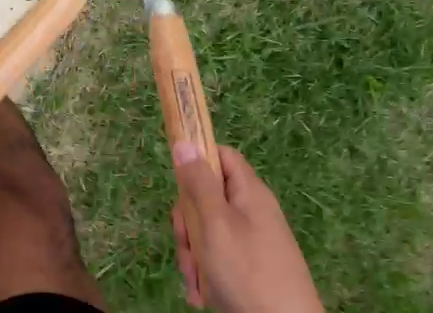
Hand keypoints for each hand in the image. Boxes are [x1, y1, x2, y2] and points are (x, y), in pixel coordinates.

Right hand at [171, 142, 321, 312]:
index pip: (221, 155)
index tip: (179, 182)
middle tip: (186, 242)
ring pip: (208, 228)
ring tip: (195, 277)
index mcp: (249, 194)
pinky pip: (219, 254)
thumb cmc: (248, 272)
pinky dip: (206, 269)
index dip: (198, 161)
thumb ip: (198, 182)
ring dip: (193, 250)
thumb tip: (185, 141)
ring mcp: (253, 241)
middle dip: (188, 220)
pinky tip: (202, 291)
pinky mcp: (250, 266)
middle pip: (207, 195)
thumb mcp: (214, 223)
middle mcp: (253, 212)